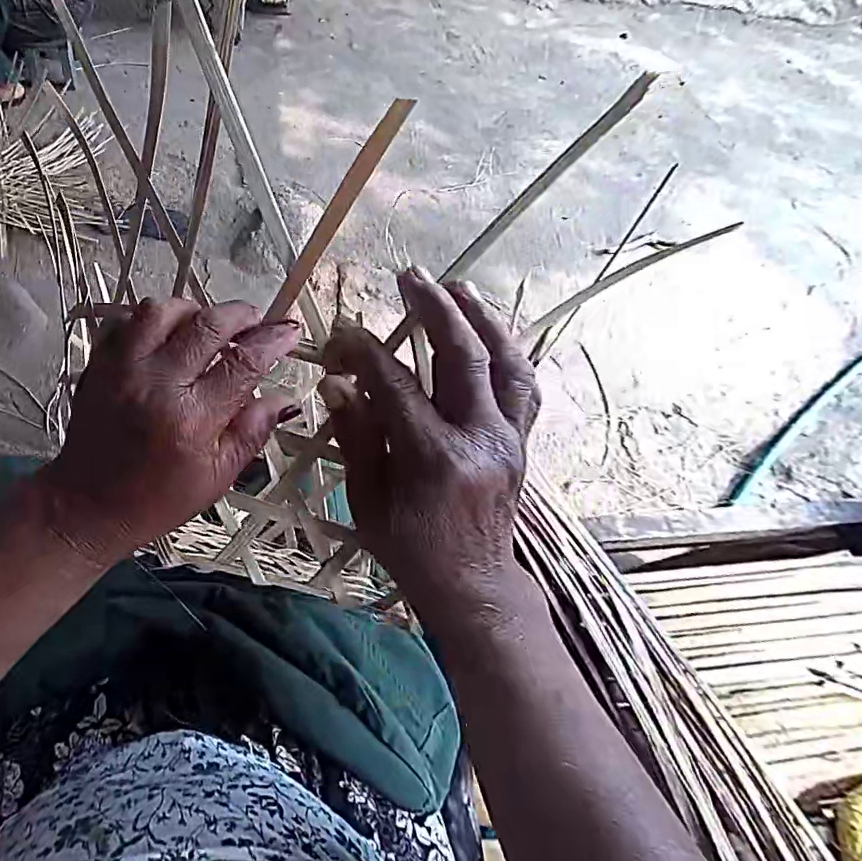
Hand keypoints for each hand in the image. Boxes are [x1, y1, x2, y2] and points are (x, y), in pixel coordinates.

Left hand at [33, 299, 301, 567]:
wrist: (86, 507)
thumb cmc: (155, 499)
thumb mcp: (216, 477)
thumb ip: (252, 431)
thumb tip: (284, 398)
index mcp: (191, 419)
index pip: (243, 363)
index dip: (272, 341)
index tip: (287, 330)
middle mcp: (156, 385)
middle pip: (207, 325)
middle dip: (240, 314)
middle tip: (253, 321)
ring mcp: (122, 370)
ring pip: (161, 310)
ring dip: (192, 311)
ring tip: (206, 327)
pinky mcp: (99, 365)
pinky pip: (126, 321)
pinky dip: (151, 320)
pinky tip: (165, 337)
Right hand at [319, 268, 540, 611]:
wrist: (472, 584)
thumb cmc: (409, 548)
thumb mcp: (368, 499)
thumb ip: (357, 436)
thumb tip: (338, 383)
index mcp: (433, 457)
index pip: (395, 385)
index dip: (364, 352)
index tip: (342, 335)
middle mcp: (479, 439)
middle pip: (461, 357)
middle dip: (433, 309)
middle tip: (411, 276)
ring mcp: (508, 438)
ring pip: (505, 363)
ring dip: (482, 319)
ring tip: (459, 288)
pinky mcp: (521, 442)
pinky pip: (524, 387)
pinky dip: (509, 352)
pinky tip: (492, 332)